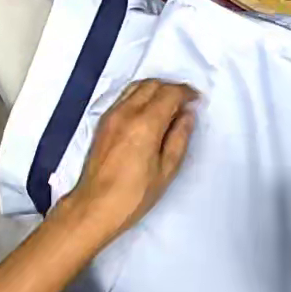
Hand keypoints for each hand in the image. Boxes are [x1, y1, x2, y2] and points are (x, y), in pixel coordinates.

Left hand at [57, 79, 197, 241]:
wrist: (94, 207)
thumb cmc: (133, 195)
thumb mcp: (167, 169)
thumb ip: (180, 137)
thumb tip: (187, 114)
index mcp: (145, 124)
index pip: (170, 93)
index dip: (186, 93)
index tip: (196, 100)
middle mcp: (126, 112)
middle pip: (152, 84)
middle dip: (171, 88)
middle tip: (184, 102)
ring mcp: (111, 115)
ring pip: (136, 86)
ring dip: (155, 89)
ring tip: (167, 105)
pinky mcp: (102, 122)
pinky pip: (124, 97)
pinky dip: (140, 96)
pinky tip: (147, 112)